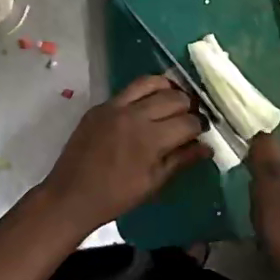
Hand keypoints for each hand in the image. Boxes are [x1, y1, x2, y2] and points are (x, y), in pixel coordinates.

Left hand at [38, 75, 210, 231]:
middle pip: (174, 98)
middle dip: (189, 106)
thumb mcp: (154, 182)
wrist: (72, 195)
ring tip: (174, 100)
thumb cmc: (117, 196)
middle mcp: (135, 115)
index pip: (188, 121)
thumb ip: (181, 160)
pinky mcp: (100, 106)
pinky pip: (129, 90)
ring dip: (168, 89)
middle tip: (190, 117)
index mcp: (151, 138)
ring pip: (151, 83)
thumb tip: (207, 147)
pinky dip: (144, 92)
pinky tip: (148, 104)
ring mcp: (115, 107)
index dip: (200, 126)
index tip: (202, 132)